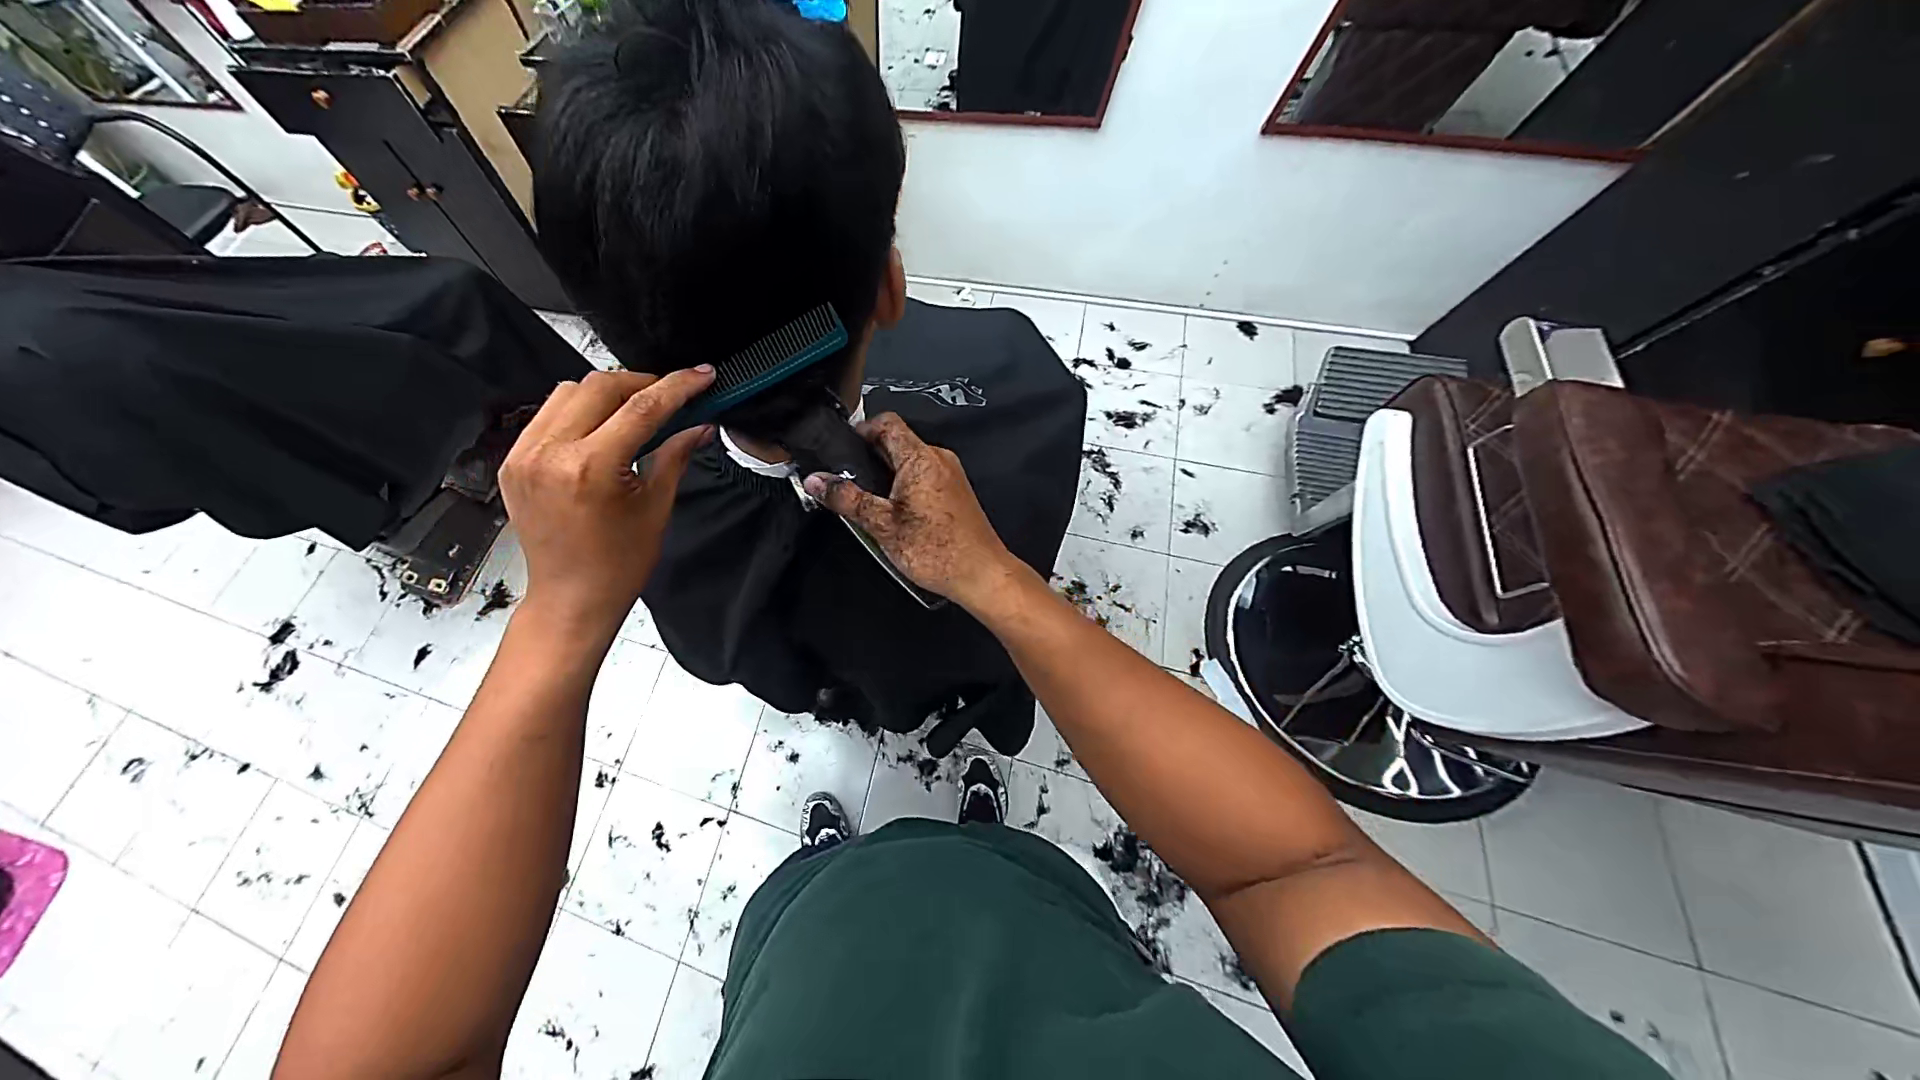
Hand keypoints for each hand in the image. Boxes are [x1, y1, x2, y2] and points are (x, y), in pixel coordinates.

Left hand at [498, 367, 714, 632]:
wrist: (572, 596)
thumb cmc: (617, 563)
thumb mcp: (657, 507)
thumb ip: (676, 456)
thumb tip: (700, 425)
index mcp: (589, 468)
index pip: (641, 407)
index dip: (677, 386)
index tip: (701, 375)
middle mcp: (548, 454)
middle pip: (600, 385)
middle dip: (642, 382)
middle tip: (673, 393)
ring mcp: (524, 456)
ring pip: (569, 391)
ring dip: (607, 392)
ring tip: (637, 410)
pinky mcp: (513, 461)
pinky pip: (547, 414)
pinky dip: (579, 410)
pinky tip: (603, 426)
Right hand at [801, 412, 1024, 608]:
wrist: (980, 574)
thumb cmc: (938, 551)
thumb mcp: (881, 525)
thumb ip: (846, 499)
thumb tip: (817, 481)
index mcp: (921, 458)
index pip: (886, 422)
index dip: (860, 431)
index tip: (843, 451)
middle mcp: (939, 459)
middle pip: (896, 442)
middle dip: (870, 459)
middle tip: (850, 483)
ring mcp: (950, 475)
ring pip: (909, 463)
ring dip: (887, 477)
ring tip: (870, 503)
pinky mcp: (955, 492)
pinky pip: (924, 478)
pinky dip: (905, 488)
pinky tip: (895, 516)